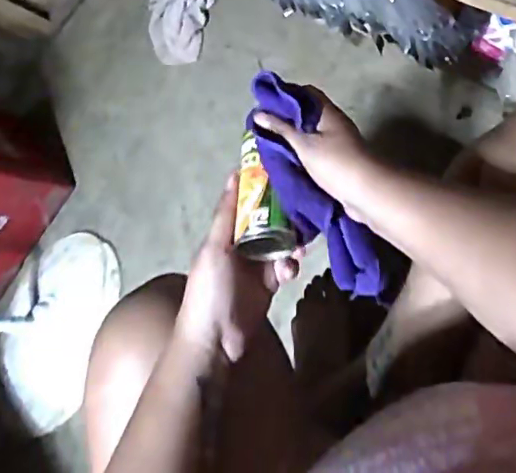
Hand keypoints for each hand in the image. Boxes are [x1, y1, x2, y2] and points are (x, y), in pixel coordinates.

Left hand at [174, 172, 300, 362]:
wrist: (216, 344)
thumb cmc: (210, 290)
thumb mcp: (215, 248)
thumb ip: (227, 213)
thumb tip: (235, 173)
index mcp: (227, 230)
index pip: (248, 201)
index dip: (264, 187)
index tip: (286, 172)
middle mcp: (243, 242)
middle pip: (270, 219)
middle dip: (286, 215)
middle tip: (304, 211)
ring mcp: (258, 263)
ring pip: (282, 240)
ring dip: (293, 240)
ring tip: (301, 246)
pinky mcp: (271, 283)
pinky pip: (286, 264)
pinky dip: (291, 264)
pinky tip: (289, 270)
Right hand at [250, 86, 379, 219]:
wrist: (366, 192)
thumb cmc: (334, 162)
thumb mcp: (304, 144)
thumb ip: (281, 128)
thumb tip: (258, 113)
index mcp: (327, 111)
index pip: (305, 92)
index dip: (286, 94)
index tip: (265, 102)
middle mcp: (334, 122)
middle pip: (307, 113)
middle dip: (286, 117)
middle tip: (263, 124)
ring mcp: (338, 141)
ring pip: (311, 132)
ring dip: (293, 136)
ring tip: (269, 141)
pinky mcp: (338, 160)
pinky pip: (315, 149)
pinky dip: (301, 151)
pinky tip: (286, 158)